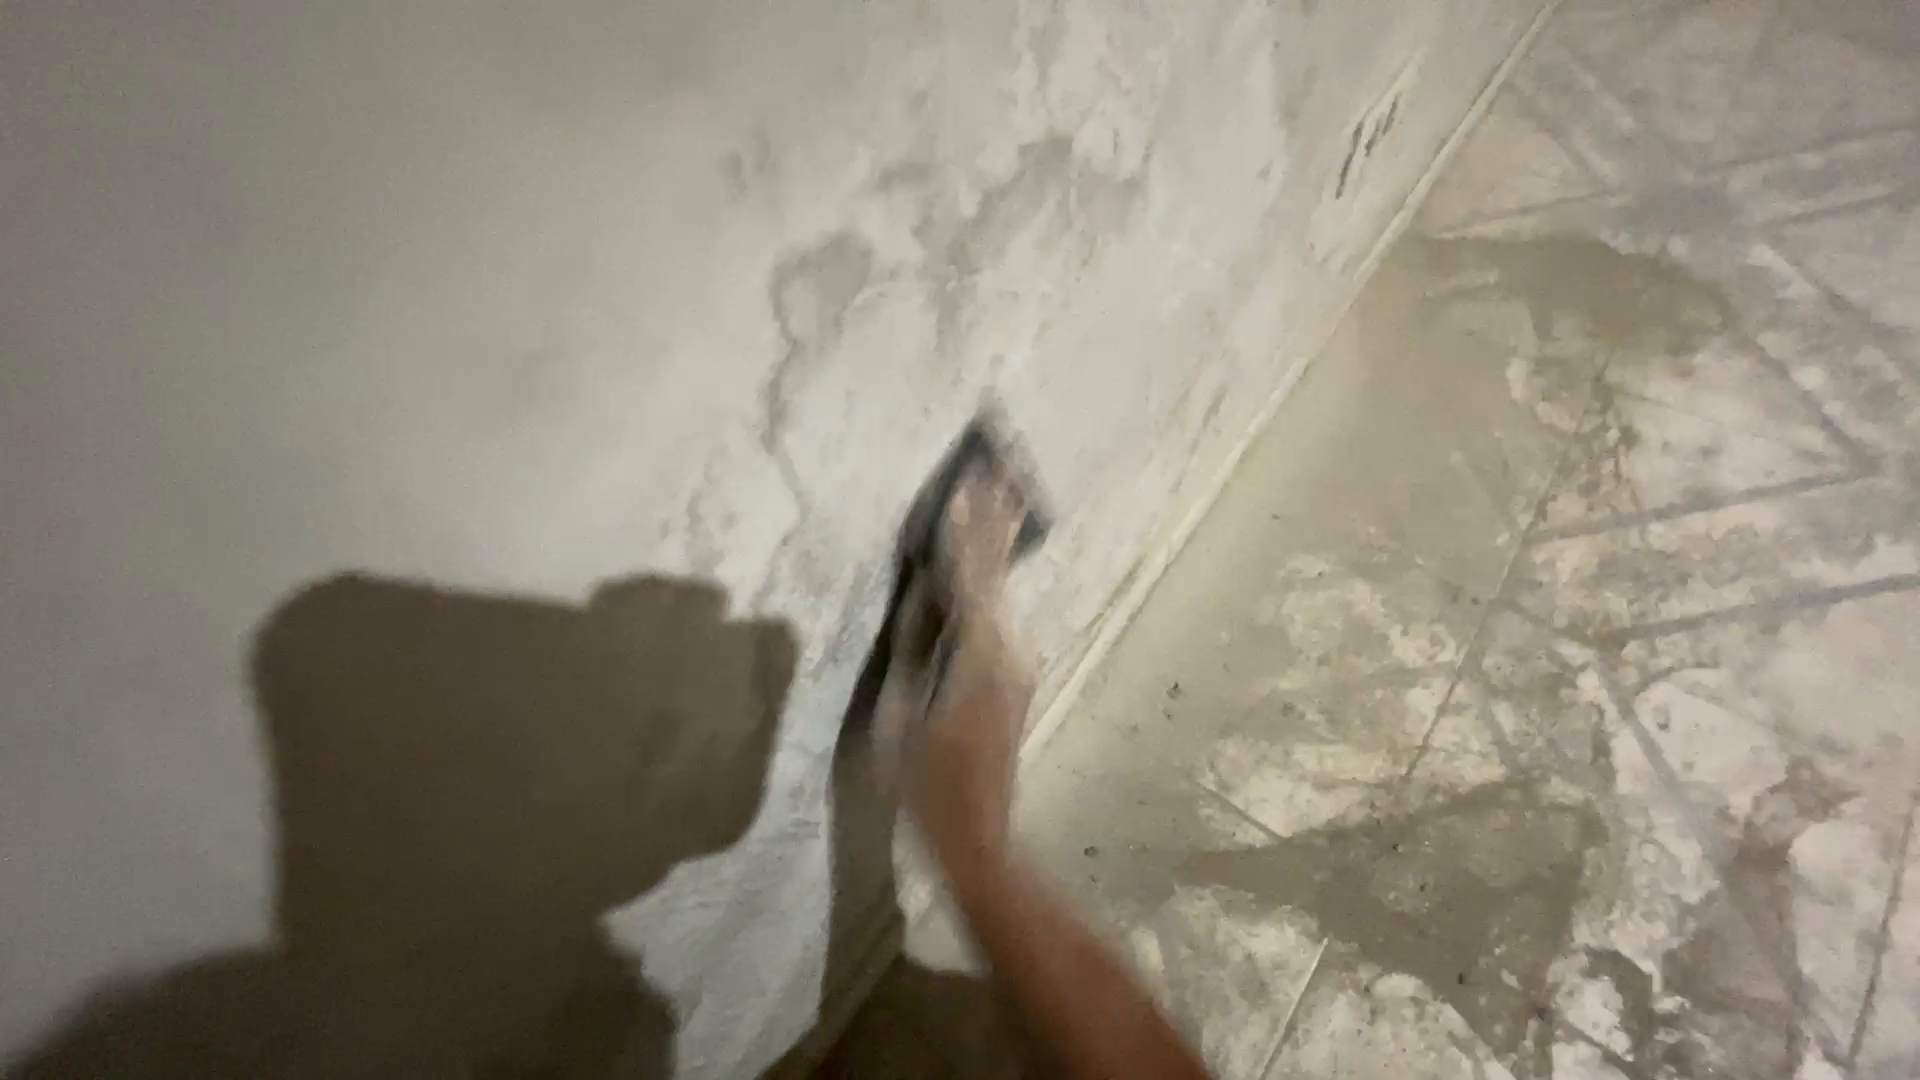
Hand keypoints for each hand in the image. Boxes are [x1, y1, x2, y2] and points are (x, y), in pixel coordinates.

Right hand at [875, 466, 1035, 868]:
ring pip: (1002, 590)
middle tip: (1002, 467)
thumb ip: (915, 645)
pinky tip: (988, 557)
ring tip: (1005, 493)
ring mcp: (1019, 662)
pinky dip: (990, 579)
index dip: (964, 529)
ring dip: (997, 543)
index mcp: (979, 655)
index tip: (965, 482)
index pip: (969, 576)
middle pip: (997, 573)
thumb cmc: (924, 783)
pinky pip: (998, 613)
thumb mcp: (902, 712)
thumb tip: (923, 590)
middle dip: (996, 519)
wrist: (979, 833)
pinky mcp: (1016, 674)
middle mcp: (1010, 649)